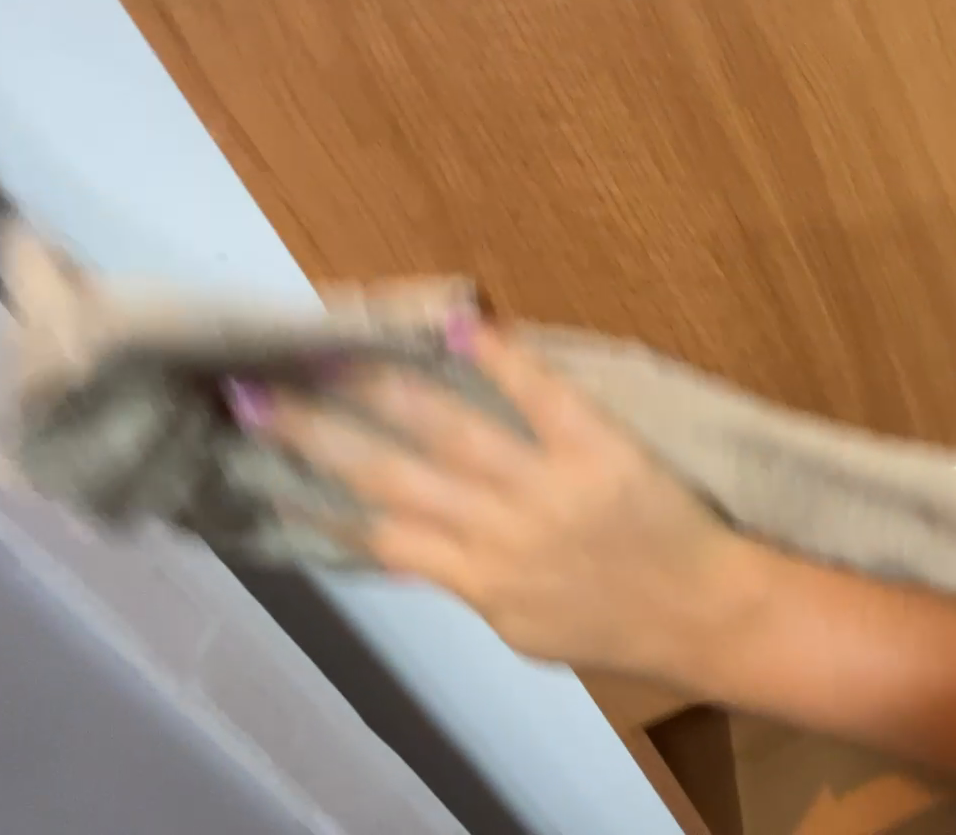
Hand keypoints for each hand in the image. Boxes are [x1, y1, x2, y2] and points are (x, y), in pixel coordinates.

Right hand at [255, 324, 766, 681]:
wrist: (701, 612)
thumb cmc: (619, 623)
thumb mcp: (525, 629)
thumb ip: (469, 585)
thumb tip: (414, 548)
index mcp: (476, 584)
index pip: (377, 538)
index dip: (313, 501)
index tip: (260, 467)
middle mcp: (497, 534)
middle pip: (390, 477)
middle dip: (318, 435)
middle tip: (254, 393)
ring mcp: (546, 491)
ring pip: (449, 436)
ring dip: (383, 392)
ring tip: (328, 354)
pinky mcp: (599, 454)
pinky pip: (544, 401)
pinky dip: (506, 362)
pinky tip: (463, 325)